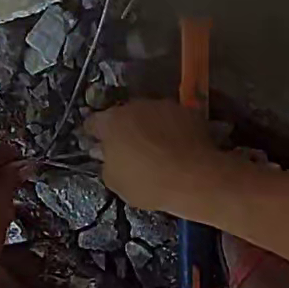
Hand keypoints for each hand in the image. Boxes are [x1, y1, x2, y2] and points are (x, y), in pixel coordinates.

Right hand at [83, 100, 231, 211]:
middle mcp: (137, 106)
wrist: (195, 178)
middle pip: (124, 115)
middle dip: (125, 129)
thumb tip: (107, 154)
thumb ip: (106, 162)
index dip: (94, 134)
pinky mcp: (189, 112)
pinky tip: (178, 147)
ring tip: (158, 148)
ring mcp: (165, 106)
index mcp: (112, 121)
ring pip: (151, 114)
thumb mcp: (115, 181)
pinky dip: (173, 129)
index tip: (97, 143)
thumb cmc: (148, 182)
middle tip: (129, 148)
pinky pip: (173, 120)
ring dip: (150, 127)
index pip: (93, 122)